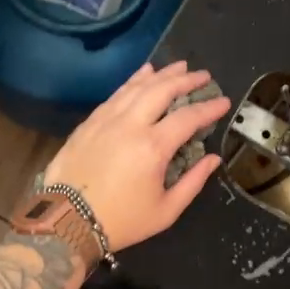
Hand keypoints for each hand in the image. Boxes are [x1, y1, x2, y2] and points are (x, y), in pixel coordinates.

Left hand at [41, 61, 230, 250]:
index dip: (209, 108)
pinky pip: (116, 94)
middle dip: (186, 80)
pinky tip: (144, 74)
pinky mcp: (90, 122)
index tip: (224, 101)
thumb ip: (193, 182)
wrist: (65, 221)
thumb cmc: (121, 221)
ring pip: (137, 87)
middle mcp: (130, 125)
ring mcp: (107, 120)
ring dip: (161, 74)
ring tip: (179, 67)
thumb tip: (212, 159)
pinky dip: (134, 81)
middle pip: (162, 90)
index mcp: (153, 148)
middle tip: (203, 76)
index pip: (188, 118)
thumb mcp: (165, 211)